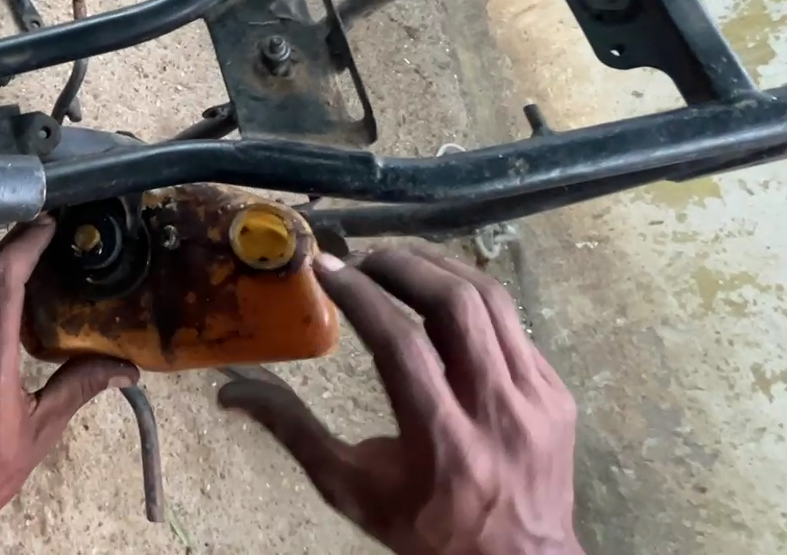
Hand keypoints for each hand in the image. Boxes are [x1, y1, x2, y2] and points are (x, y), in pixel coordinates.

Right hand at [219, 246, 580, 554]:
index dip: (358, 294)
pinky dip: (467, 293)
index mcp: (442, 439)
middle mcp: (497, 411)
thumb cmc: (426, 530)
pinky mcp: (556, 392)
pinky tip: (436, 293)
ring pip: (491, 299)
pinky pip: (512, 320)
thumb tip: (230, 391)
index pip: (399, 341)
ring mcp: (538, 399)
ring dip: (436, 266)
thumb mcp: (350, 490)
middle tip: (361, 259)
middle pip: (455, 304)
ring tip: (395, 262)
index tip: (324, 267)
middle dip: (400, 265)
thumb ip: (292, 431)